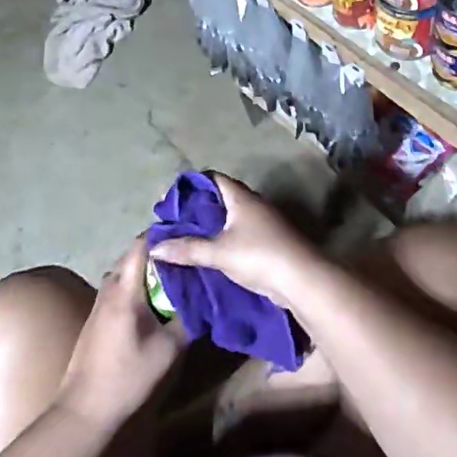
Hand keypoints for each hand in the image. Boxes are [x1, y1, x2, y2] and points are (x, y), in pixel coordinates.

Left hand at [55, 239, 184, 428]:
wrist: (84, 411)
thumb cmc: (127, 376)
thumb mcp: (168, 349)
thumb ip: (188, 319)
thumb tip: (206, 299)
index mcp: (126, 290)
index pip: (141, 245)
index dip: (162, 233)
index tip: (186, 230)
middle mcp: (109, 290)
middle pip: (131, 256)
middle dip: (157, 249)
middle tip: (185, 251)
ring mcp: (98, 304)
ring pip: (123, 272)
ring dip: (144, 268)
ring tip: (172, 273)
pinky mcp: (96, 319)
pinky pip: (118, 288)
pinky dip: (135, 284)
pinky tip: (152, 299)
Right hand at [148, 173, 324, 307]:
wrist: (301, 278)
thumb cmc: (258, 256)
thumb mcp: (218, 253)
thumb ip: (188, 249)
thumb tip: (155, 247)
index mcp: (242, 197)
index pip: (214, 178)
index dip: (194, 184)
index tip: (174, 199)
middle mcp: (255, 204)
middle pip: (224, 198)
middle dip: (201, 208)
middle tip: (177, 221)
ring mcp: (266, 222)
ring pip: (234, 217)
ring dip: (215, 226)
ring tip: (190, 239)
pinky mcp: (271, 241)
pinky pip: (242, 233)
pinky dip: (227, 239)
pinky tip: (213, 254)